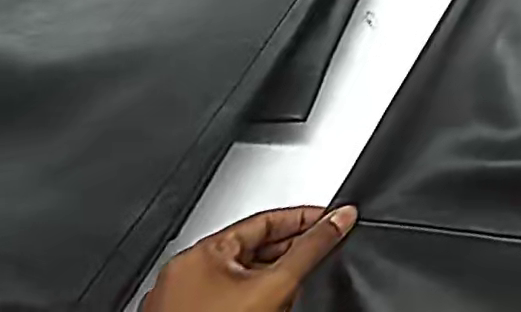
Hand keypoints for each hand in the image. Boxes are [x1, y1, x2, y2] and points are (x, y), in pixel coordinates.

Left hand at [141, 205, 356, 311]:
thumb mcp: (277, 284)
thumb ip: (313, 246)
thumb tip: (341, 217)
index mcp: (198, 256)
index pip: (266, 220)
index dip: (303, 219)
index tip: (329, 220)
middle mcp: (182, 277)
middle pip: (254, 248)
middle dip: (289, 252)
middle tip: (318, 252)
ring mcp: (179, 306)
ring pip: (241, 276)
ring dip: (272, 278)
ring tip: (294, 286)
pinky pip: (227, 300)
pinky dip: (253, 299)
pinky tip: (272, 308)